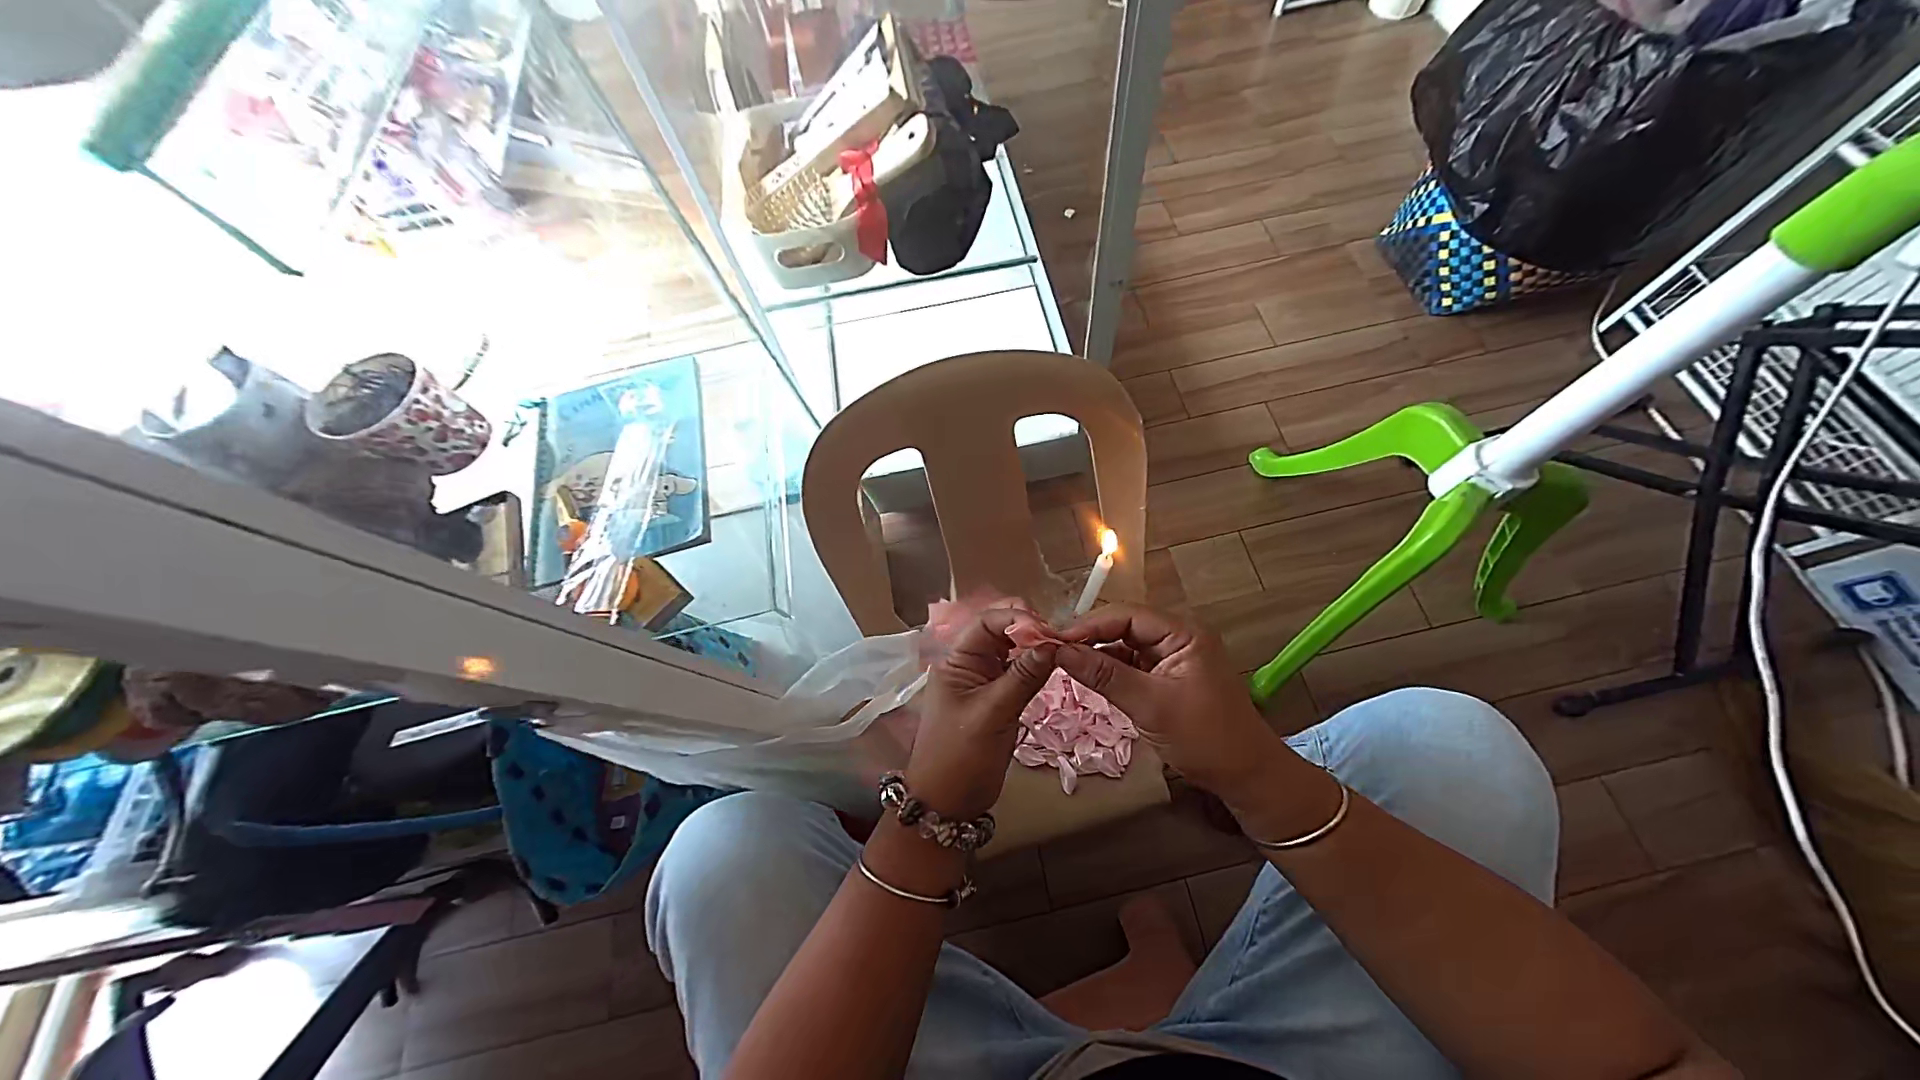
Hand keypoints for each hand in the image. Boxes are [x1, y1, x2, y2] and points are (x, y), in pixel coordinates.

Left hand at [905, 608, 1058, 819]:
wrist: (948, 802)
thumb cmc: (960, 757)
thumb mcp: (992, 714)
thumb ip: (1023, 678)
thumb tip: (1052, 645)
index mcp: (956, 660)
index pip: (987, 622)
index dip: (1017, 619)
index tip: (1047, 631)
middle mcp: (970, 664)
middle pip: (1001, 631)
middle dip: (1029, 629)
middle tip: (1058, 641)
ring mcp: (985, 680)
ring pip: (1013, 650)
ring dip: (1035, 647)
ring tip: (1061, 652)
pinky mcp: (999, 697)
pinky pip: (1019, 671)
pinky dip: (1036, 666)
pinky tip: (1053, 668)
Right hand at [1055, 604, 1292, 806]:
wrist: (1246, 777)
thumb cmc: (1205, 738)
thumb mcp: (1149, 705)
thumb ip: (1103, 675)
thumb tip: (1060, 652)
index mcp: (1183, 633)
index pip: (1126, 615)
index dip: (1088, 625)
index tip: (1054, 640)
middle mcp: (1178, 636)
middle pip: (1123, 626)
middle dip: (1088, 637)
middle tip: (1052, 650)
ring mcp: (1172, 657)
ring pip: (1124, 645)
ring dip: (1095, 653)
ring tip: (1061, 662)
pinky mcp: (1166, 676)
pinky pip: (1130, 663)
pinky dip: (1108, 670)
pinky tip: (1085, 675)